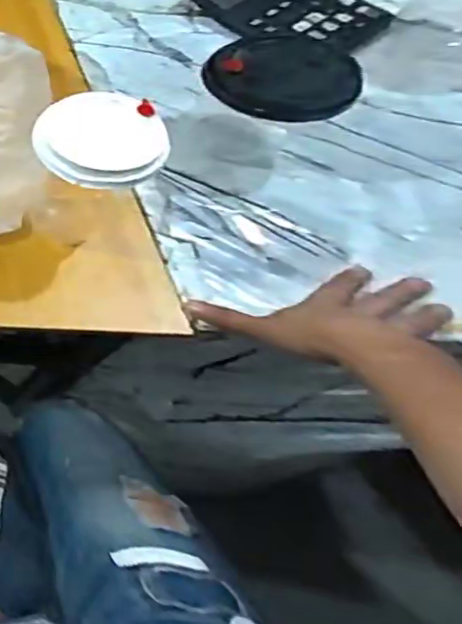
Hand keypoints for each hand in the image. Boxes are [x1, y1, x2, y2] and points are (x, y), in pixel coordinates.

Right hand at [186, 266, 452, 364]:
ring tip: (441, 306)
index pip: (335, 290)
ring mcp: (391, 330)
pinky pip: (429, 340)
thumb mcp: (263, 329)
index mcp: (326, 306)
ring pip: (410, 318)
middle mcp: (361, 313)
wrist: (366, 353)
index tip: (361, 270)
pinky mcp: (414, 348)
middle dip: (395, 292)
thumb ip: (230, 319)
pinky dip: (438, 334)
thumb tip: (188, 305)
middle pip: (379, 300)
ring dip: (423, 312)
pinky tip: (450, 329)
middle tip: (417, 282)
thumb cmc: (313, 338)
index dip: (347, 282)